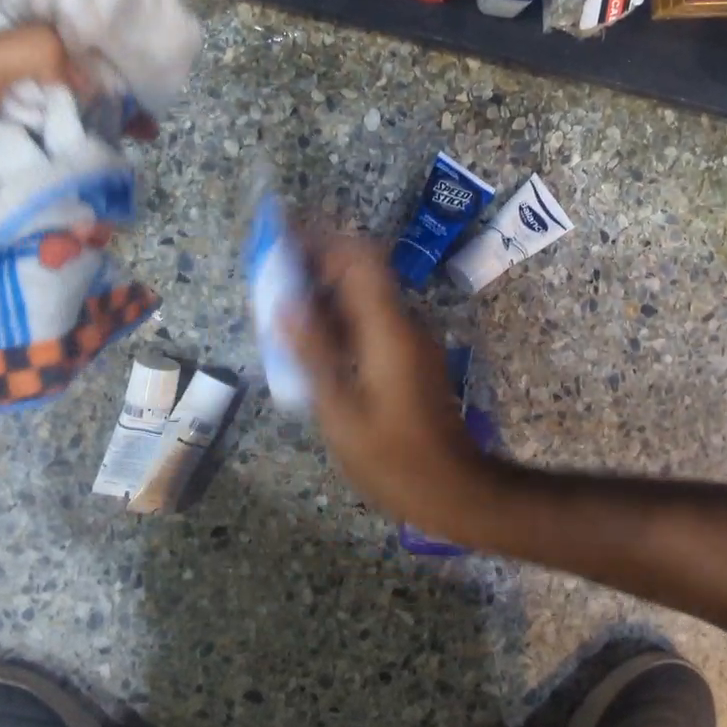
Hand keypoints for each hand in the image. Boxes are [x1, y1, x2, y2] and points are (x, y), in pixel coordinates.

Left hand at [0, 10, 158, 244]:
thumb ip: (37, 52)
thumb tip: (96, 80)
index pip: (64, 25)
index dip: (107, 42)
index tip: (145, 66)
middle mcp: (7, 72)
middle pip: (74, 75)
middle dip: (114, 96)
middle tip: (147, 123)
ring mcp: (8, 117)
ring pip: (68, 115)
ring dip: (101, 131)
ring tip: (130, 154)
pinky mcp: (8, 155)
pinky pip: (54, 150)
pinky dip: (79, 159)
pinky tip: (102, 173)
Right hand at [284, 236, 508, 539]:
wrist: (454, 490)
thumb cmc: (394, 459)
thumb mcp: (341, 411)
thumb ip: (313, 354)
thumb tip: (284, 305)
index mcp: (389, 330)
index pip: (359, 260)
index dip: (322, 240)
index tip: (283, 237)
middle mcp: (404, 325)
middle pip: (361, 275)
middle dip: (316, 267)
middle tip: (272, 278)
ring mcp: (410, 342)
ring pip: (364, 300)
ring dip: (325, 295)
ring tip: (280, 308)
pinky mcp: (408, 361)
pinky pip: (370, 325)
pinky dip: (339, 322)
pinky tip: (309, 344)